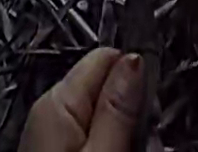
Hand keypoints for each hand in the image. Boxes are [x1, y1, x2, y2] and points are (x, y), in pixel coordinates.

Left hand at [19, 47, 144, 151]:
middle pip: (103, 84)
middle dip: (128, 105)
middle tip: (142, 139)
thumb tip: (135, 56)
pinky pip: (86, 134)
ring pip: (98, 111)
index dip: (135, 77)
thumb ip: (117, 106)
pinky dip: (105, 142)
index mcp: (56, 100)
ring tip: (130, 150)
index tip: (150, 108)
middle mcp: (47, 110)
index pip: (107, 55)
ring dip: (119, 127)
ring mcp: (46, 134)